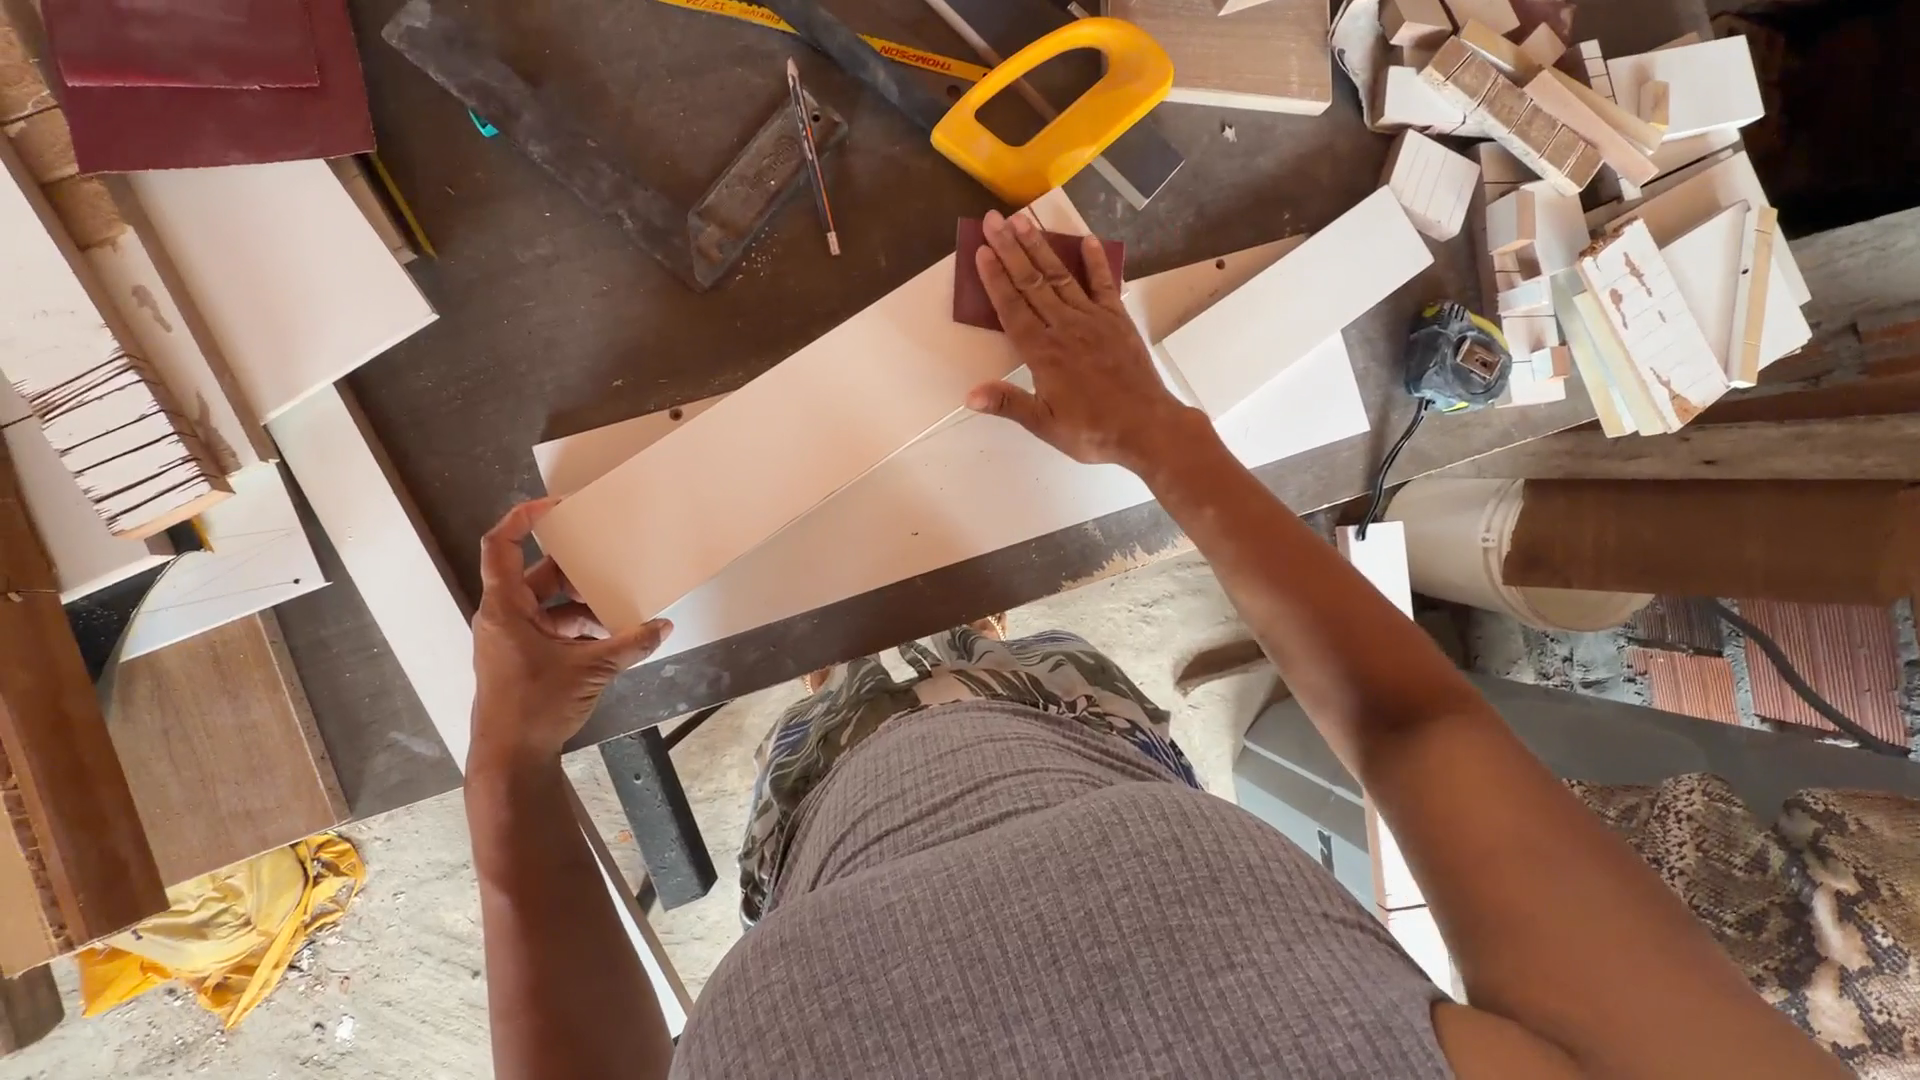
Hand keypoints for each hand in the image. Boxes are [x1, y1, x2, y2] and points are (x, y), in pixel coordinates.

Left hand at [468, 498, 671, 771]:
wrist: (510, 758)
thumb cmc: (535, 705)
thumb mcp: (591, 669)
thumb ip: (630, 644)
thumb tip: (664, 626)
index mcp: (505, 608)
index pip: (502, 547)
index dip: (524, 519)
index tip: (557, 506)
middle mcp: (504, 617)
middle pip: (537, 575)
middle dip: (575, 570)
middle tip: (609, 561)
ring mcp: (513, 638)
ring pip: (549, 605)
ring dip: (583, 604)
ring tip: (619, 607)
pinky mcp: (524, 657)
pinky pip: (554, 628)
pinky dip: (580, 628)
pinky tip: (612, 637)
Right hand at [967, 209, 1211, 473]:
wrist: (1147, 428)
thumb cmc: (1092, 431)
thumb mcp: (1045, 425)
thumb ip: (1008, 404)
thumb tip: (970, 395)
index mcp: (1043, 353)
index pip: (1012, 308)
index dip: (995, 279)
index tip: (982, 250)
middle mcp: (1065, 328)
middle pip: (1032, 282)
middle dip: (1011, 249)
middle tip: (994, 220)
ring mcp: (1094, 320)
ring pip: (1061, 277)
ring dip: (1041, 248)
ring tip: (1024, 220)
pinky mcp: (1118, 320)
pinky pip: (1104, 284)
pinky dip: (1095, 262)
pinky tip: (1086, 240)